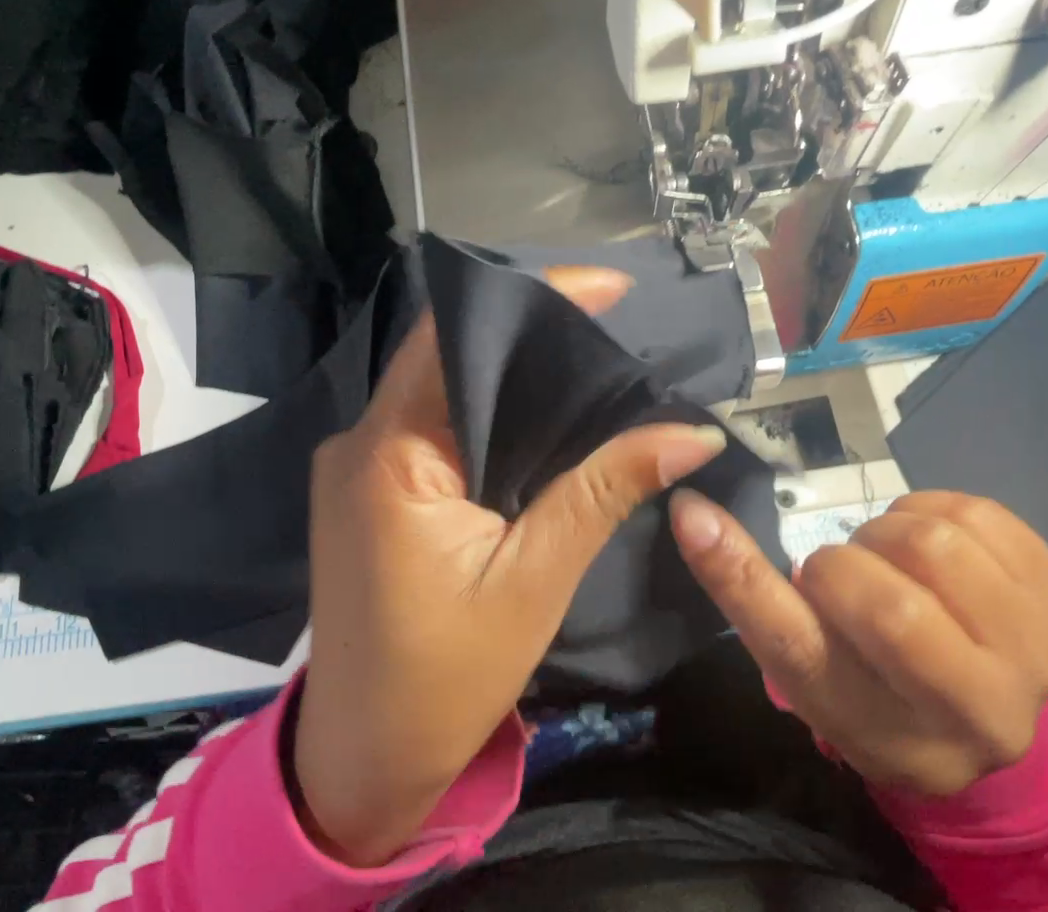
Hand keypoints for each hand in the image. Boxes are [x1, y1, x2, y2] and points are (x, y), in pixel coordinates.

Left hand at [295, 267, 729, 864]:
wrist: (364, 759)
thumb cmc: (445, 679)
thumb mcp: (535, 579)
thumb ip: (604, 491)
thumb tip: (692, 431)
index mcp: (390, 455)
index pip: (452, 338)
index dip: (531, 300)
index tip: (609, 287)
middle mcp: (359, 443)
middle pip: (443, 356)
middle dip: (526, 335)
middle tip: (611, 327)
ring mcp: (354, 467)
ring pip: (436, 391)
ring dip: (506, 378)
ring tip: (588, 363)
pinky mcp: (364, 493)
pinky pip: (426, 429)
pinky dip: (482, 418)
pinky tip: (537, 421)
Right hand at [670, 489, 1047, 796]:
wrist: (973, 719)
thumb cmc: (868, 695)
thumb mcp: (800, 663)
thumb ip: (750, 591)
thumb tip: (691, 510)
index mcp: (892, 732)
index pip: (805, 652)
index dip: (742, 576)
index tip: (693, 512)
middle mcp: (979, 707)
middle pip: (892, 601)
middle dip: (845, 563)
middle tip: (843, 576)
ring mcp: (1035, 649)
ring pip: (939, 543)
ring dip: (890, 532)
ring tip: (886, 559)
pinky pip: (980, 513)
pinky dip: (930, 509)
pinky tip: (924, 540)